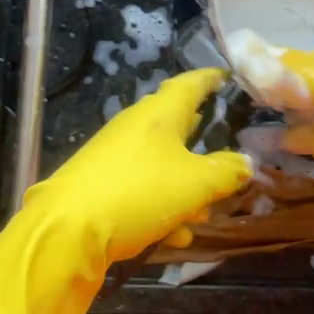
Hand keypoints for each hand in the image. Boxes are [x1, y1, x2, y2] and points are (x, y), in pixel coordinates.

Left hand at [0, 69, 250, 313]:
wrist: (67, 230)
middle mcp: (135, 126)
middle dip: (201, 145)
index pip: (190, 83)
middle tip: (225, 153)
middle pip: (176, 126)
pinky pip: (140, 188)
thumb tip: (245, 164)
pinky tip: (170, 237)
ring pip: (160, 163)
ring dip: (184, 187)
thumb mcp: (196, 184)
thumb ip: (226, 172)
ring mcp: (114, 155)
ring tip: (201, 216)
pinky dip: (160, 207)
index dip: (211, 79)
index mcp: (160, 113)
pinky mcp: (99, 184)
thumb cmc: (140, 193)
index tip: (227, 77)